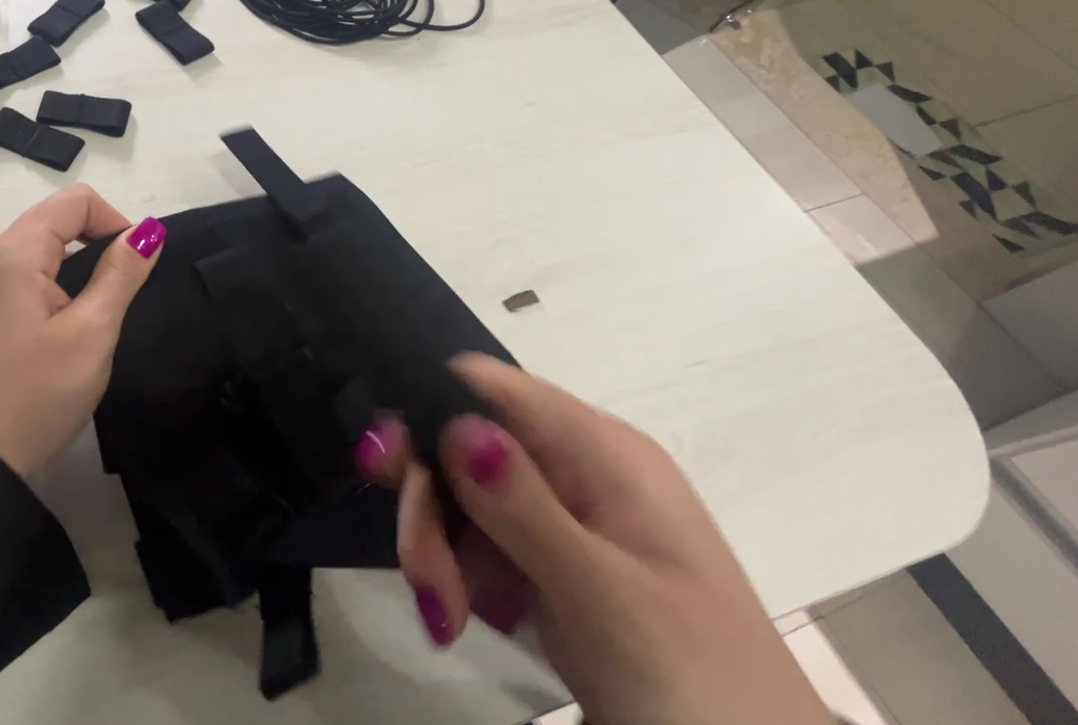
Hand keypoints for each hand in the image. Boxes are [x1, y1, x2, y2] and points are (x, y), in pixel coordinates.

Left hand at [0, 184, 165, 476]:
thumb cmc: (40, 392)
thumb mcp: (92, 331)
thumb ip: (121, 274)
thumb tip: (148, 229)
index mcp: (15, 252)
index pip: (75, 201)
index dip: (115, 223)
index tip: (133, 270)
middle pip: (57, 218)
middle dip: (98, 241)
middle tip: (120, 294)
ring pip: (44, 245)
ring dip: (80, 264)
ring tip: (99, 311)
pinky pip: (29, 272)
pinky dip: (59, 281)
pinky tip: (71, 322)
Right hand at [358, 354, 832, 724]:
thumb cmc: (696, 686)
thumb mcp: (604, 597)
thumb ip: (526, 510)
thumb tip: (457, 425)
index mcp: (603, 454)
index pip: (494, 390)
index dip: (429, 409)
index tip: (381, 463)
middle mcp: (577, 471)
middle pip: (464, 448)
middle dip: (430, 506)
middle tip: (424, 580)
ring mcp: (562, 519)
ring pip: (460, 499)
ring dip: (438, 551)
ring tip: (447, 617)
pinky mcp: (548, 563)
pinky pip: (476, 543)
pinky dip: (456, 578)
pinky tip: (461, 619)